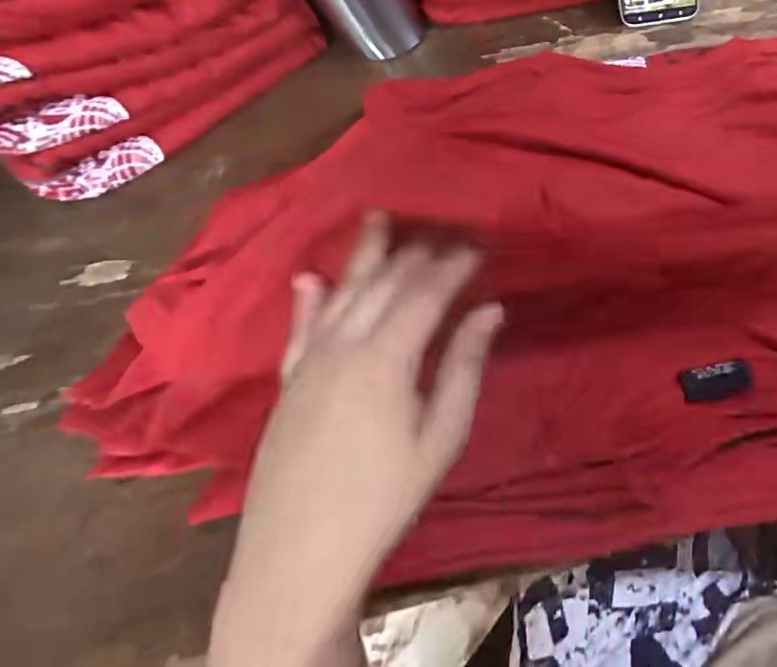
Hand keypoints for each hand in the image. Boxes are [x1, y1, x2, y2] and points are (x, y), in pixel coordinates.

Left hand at [211, 213, 501, 666]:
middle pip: (384, 283)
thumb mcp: (442, 435)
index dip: (455, 264)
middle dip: (419, 252)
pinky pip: (299, 328)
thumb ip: (465, 364)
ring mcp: (308, 363)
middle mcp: (342, 347)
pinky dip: (309, 299)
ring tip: (380, 218)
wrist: (298, 557)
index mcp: (385, 359)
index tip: (481, 243)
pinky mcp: (287, 384)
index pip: (426, 292)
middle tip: (448, 229)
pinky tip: (311, 277)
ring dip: (364, 255)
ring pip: (340, 293)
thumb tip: (490, 308)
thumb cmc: (386, 496)